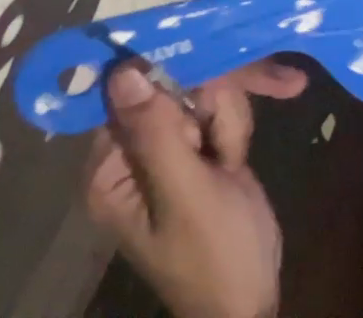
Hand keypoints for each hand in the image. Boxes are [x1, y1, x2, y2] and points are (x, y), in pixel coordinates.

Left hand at [86, 59, 307, 317]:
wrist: (252, 302)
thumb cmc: (214, 256)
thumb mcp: (186, 196)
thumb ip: (156, 132)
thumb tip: (122, 68)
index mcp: (111, 167)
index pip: (133, 92)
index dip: (171, 75)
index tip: (209, 78)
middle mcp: (132, 151)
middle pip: (174, 84)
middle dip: (212, 110)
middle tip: (230, 154)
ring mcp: (167, 146)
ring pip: (203, 90)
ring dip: (229, 122)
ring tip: (234, 166)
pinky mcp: (198, 147)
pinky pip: (219, 109)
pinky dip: (237, 128)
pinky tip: (239, 161)